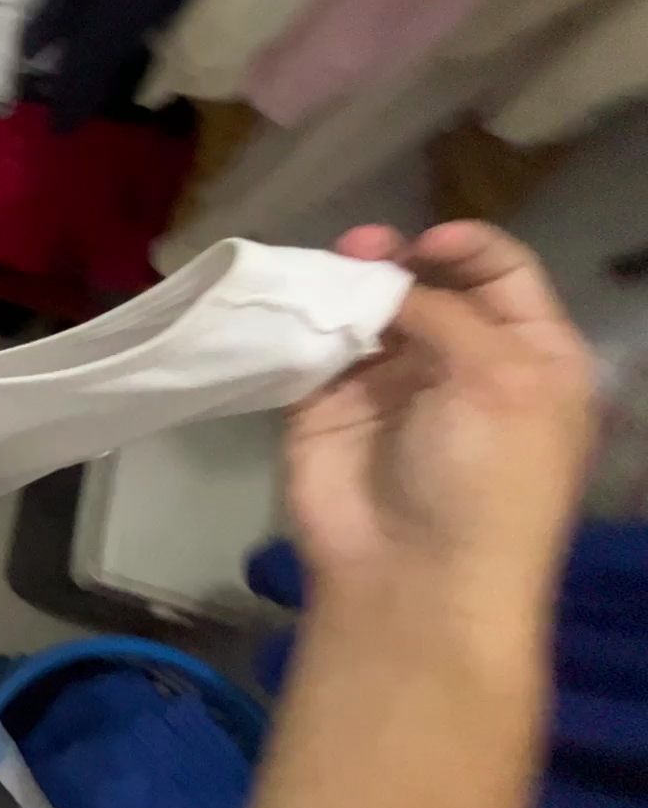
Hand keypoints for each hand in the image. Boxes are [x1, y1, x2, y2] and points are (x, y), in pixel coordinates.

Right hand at [286, 221, 593, 613]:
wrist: (408, 565)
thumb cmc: (484, 475)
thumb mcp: (500, 383)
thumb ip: (446, 315)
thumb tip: (380, 281)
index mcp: (524, 355)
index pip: (499, 277)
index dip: (465, 248)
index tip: (421, 243)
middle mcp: (452, 362)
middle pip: (420, 290)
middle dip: (390, 262)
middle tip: (353, 249)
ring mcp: (381, 385)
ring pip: (356, 318)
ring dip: (336, 293)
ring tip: (309, 275)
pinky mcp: (319, 406)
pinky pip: (306, 355)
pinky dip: (294, 331)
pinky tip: (282, 314)